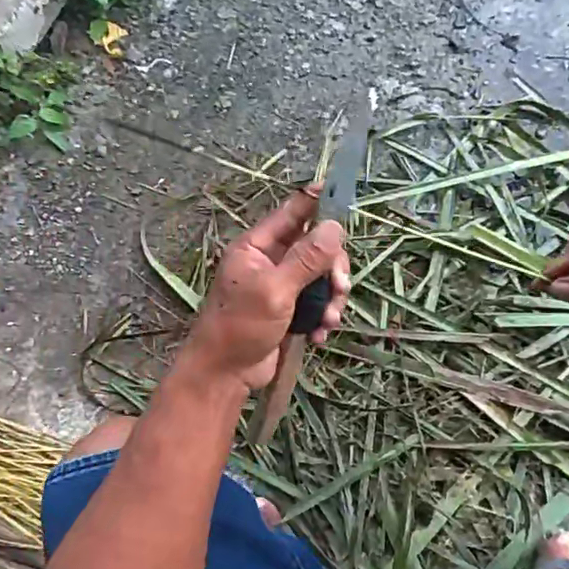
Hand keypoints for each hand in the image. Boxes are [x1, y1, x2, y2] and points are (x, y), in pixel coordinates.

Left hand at [179, 189, 349, 390]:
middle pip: (316, 247)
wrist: (225, 373)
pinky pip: (317, 303)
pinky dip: (323, 316)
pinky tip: (319, 334)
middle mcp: (269, 261)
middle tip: (339, 288)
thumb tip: (334, 226)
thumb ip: (306, 259)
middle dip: (332, 268)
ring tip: (329, 320)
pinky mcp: (290, 311)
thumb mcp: (275, 290)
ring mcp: (280, 286)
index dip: (318, 202)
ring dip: (331, 298)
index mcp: (257, 246)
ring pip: (321, 277)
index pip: (292, 213)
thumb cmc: (240, 326)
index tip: (344, 195)